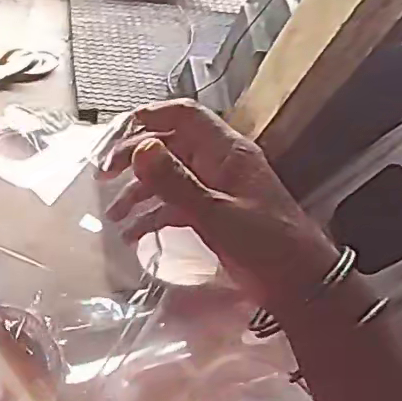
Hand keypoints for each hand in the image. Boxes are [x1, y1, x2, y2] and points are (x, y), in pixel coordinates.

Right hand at [97, 100, 337, 309]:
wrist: (298, 284)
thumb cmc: (266, 244)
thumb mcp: (217, 213)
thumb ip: (176, 182)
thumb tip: (140, 148)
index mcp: (226, 152)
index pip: (184, 116)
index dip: (149, 118)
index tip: (115, 137)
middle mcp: (217, 164)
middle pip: (168, 145)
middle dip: (133, 157)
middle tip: (103, 175)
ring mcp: (213, 190)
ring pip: (167, 178)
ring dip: (138, 191)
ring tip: (114, 213)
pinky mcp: (211, 215)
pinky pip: (173, 206)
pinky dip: (151, 217)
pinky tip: (133, 236)